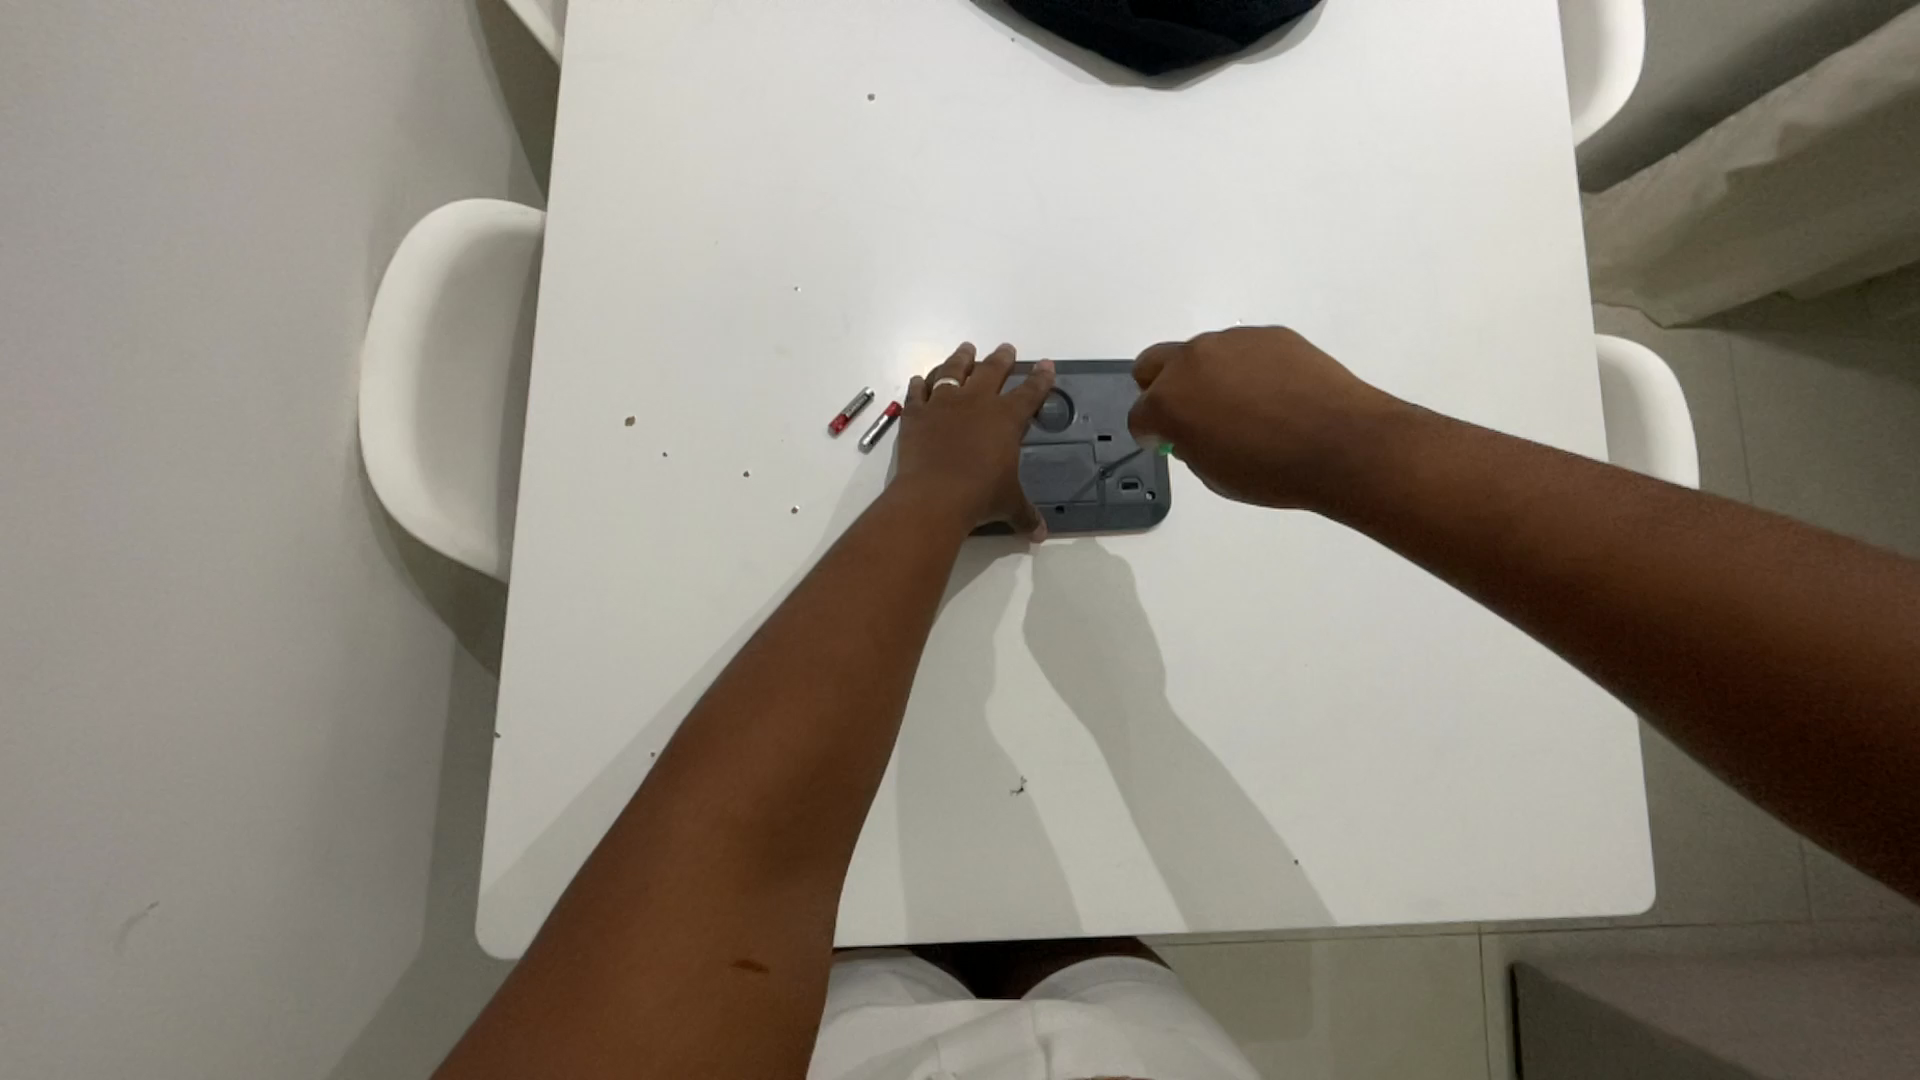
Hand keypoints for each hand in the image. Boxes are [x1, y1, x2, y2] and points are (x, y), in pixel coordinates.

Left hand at [894, 343, 1055, 539]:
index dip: (1040, 379)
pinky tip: (921, 380)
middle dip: (1001, 358)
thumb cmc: (979, 497)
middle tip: (1006, 348)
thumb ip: (1026, 515)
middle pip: (992, 371)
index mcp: (1006, 418)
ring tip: (966, 349)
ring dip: (961, 358)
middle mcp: (976, 402)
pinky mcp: (916, 414)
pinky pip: (918, 392)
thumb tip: (1041, 535)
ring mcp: (943, 404)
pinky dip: (920, 384)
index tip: (1046, 364)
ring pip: (954, 371)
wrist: (933, 496)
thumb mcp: (1009, 505)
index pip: (1029, 393)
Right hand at [1127, 327, 1403, 510]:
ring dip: (1205, 375)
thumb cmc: (1269, 472)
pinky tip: (1273, 393)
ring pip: (1199, 353)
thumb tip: (1192, 431)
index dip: (1151, 435)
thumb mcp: (1212, 474)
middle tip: (1188, 414)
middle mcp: (1190, 362)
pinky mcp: (1269, 334)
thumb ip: (1188, 445)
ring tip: (1242, 405)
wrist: (1341, 444)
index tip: (1168, 444)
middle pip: (1151, 364)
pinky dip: (1245, 368)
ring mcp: (1231, 341)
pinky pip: (1242, 350)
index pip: (1139, 416)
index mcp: (1168, 401)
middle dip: (1159, 388)